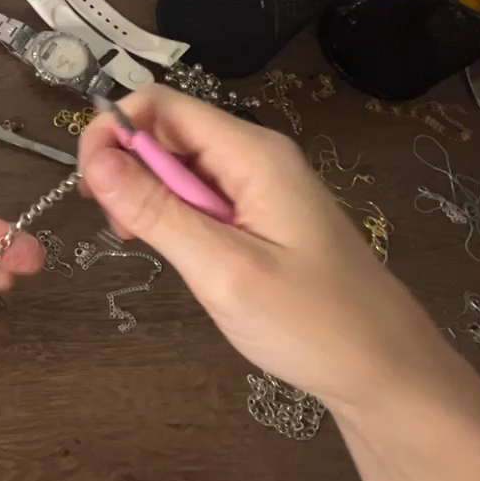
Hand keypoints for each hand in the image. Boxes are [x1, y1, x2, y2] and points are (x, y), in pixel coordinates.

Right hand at [77, 85, 469, 413]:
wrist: (390, 375)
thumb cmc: (313, 324)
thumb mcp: (224, 270)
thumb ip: (156, 211)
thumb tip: (95, 159)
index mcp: (251, 152)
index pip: (160, 105)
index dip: (114, 131)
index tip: (89, 185)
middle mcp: (251, 154)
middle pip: (164, 130)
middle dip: (124, 167)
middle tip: (118, 227)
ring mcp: (254, 183)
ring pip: (174, 162)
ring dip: (142, 193)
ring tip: (141, 242)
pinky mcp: (254, 211)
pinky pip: (193, 192)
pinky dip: (166, 213)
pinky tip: (170, 248)